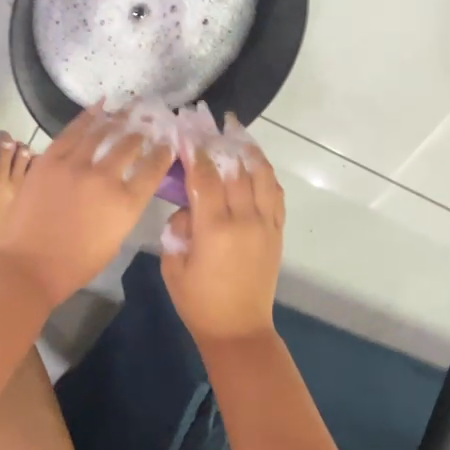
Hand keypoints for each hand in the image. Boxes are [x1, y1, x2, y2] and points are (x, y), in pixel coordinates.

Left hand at [0, 103, 173, 305]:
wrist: (28, 266)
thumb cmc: (73, 266)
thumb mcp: (113, 241)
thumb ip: (123, 211)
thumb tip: (125, 192)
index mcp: (126, 205)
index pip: (154, 168)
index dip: (164, 152)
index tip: (168, 143)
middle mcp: (105, 178)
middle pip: (130, 144)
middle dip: (143, 131)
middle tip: (150, 120)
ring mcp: (75, 165)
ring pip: (103, 131)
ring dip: (119, 118)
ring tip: (129, 109)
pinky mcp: (49, 160)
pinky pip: (73, 131)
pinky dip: (88, 116)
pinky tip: (99, 107)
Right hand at [160, 110, 284, 344]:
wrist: (238, 329)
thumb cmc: (198, 303)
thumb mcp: (174, 266)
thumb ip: (178, 231)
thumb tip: (188, 210)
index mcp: (216, 229)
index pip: (205, 178)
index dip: (194, 151)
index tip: (185, 129)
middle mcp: (245, 219)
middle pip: (235, 169)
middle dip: (219, 142)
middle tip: (206, 120)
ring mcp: (266, 224)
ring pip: (260, 175)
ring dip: (247, 149)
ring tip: (234, 129)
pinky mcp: (276, 231)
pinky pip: (274, 193)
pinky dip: (264, 172)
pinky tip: (254, 160)